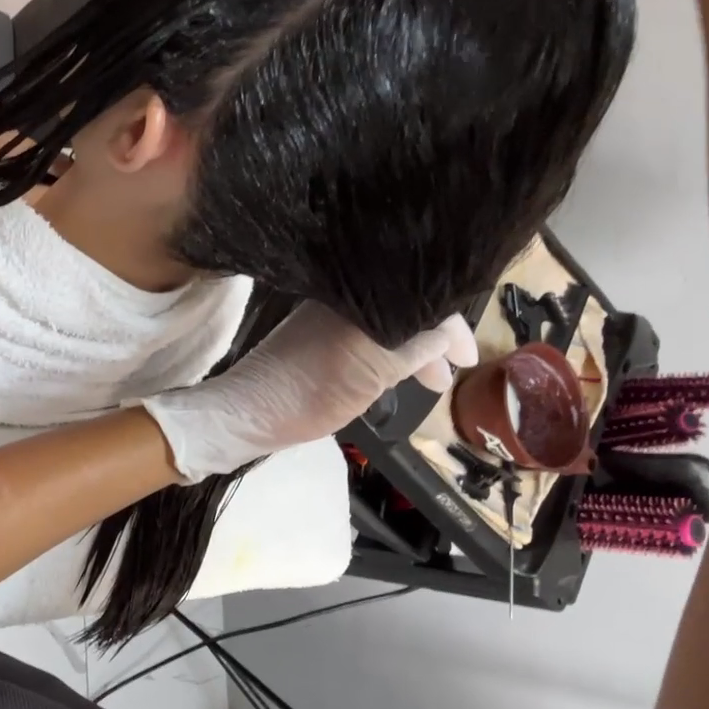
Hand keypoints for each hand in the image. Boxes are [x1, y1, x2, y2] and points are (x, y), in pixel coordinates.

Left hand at [137, 303, 478, 481]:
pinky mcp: (308, 336)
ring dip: (409, 348)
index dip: (450, 324)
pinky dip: (383, 352)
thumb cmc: (307, 395)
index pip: (419, 295)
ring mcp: (321, 318)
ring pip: (381, 324)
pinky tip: (392, 376)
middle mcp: (339, 301)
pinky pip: (359, 334)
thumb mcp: (373, 373)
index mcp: (356, 299)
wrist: (242, 414)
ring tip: (428, 382)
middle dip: (432, 338)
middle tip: (451, 372)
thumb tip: (446, 329)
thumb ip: (414, 347)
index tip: (466, 358)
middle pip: (401, 308)